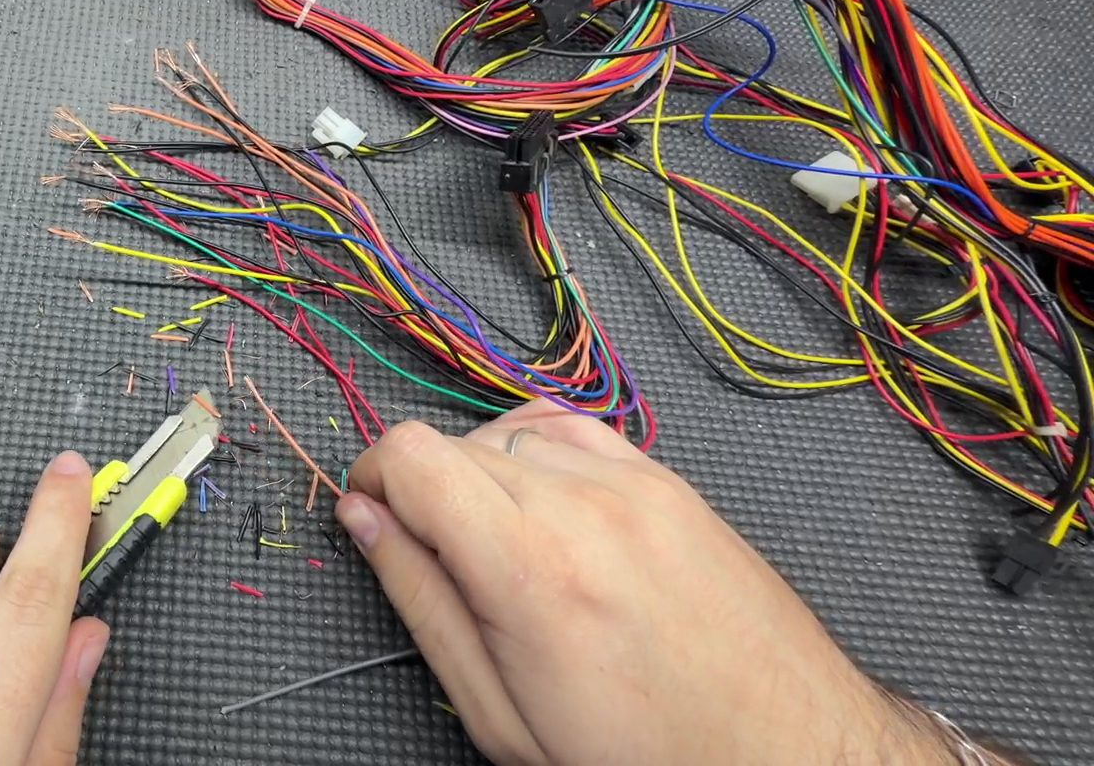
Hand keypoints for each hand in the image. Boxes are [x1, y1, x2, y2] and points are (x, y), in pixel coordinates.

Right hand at [336, 405, 963, 765]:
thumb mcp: (497, 709)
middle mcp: (578, 502)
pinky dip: (530, 449)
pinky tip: (542, 499)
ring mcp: (630, 482)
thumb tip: (360, 514)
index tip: (374, 513)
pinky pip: (563, 425)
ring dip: (479, 476)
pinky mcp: (665, 478)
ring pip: (501, 433)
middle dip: (424, 489)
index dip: (371, 476)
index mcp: (528, 565)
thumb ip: (416, 595)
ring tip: (506, 541)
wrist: (795, 764)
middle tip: (449, 557)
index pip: (409, 454)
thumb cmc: (637, 755)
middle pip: (449, 443)